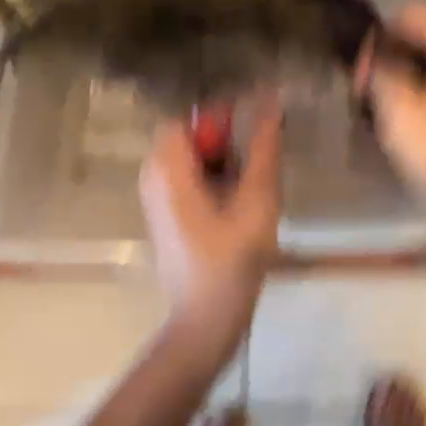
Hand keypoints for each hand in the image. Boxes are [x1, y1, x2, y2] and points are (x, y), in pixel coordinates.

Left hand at [138, 97, 282, 340]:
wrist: (204, 324)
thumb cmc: (230, 262)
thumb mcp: (257, 201)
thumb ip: (264, 148)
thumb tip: (271, 101)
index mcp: (167, 168)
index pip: (188, 116)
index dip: (221, 115)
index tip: (253, 127)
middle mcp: (153, 177)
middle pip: (190, 136)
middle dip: (225, 140)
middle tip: (257, 160)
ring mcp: (157, 199)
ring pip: (191, 158)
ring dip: (223, 161)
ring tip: (252, 183)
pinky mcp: (167, 216)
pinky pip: (189, 179)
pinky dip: (214, 179)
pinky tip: (240, 201)